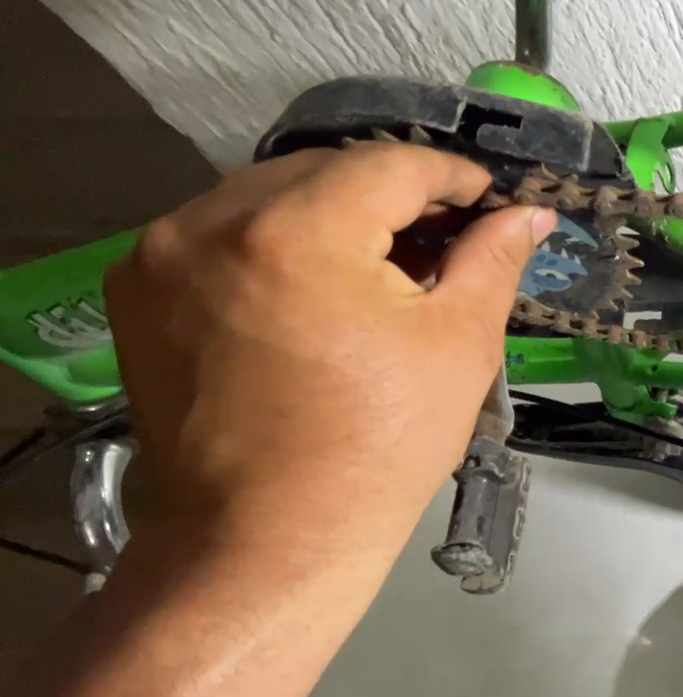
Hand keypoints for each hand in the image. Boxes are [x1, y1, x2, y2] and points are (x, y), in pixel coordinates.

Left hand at [106, 142, 554, 558]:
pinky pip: (227, 234)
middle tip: (454, 238)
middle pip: (326, 171)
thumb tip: (528, 214)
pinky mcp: (140, 292)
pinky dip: (286, 243)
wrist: (274, 532)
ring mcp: (161, 255)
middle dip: (399, 195)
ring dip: (341, 215)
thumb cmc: (387, 439)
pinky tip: (328, 290)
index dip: (454, 177)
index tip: (493, 202)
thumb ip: (493, 261)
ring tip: (394, 267)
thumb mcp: (461, 342)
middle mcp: (210, 222)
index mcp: (298, 232)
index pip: (390, 164)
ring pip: (270, 197)